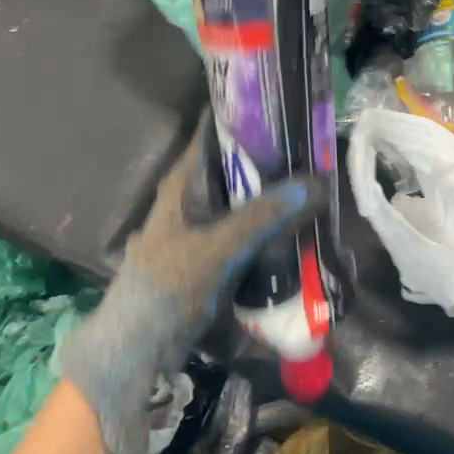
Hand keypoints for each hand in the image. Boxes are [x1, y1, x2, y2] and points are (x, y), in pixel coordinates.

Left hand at [58, 121, 317, 453]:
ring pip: (238, 197)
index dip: (245, 117)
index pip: (213, 132)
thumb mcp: (219, 246)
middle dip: (268, 159)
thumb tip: (315, 183)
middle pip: (232, 165)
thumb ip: (264, 215)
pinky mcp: (205, 252)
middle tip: (311, 149)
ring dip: (268, 193)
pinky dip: (262, 223)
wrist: (138, 346)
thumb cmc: (169, 284)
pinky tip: (291, 227)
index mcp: (182, 182)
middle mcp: (187, 196)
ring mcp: (196, 225)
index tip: (284, 107)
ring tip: (309, 184)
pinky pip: (239, 227)